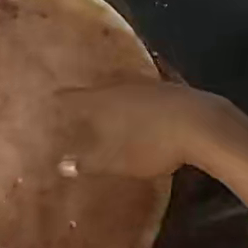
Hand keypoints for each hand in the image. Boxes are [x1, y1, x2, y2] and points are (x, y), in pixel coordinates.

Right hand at [55, 82, 231, 179]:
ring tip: (99, 104)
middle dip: (82, 97)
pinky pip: (136, 90)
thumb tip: (60, 164)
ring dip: (106, 95)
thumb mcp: (119, 160)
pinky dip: (129, 97)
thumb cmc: (153, 143)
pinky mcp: (162, 88)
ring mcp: (141, 84)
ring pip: (115, 87)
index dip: (59, 99)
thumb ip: (89, 161)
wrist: (199, 123)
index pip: (72, 97)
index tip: (48, 99)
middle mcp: (117, 86)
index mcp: (102, 100)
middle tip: (71, 106)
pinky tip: (134, 104)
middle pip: (92, 89)